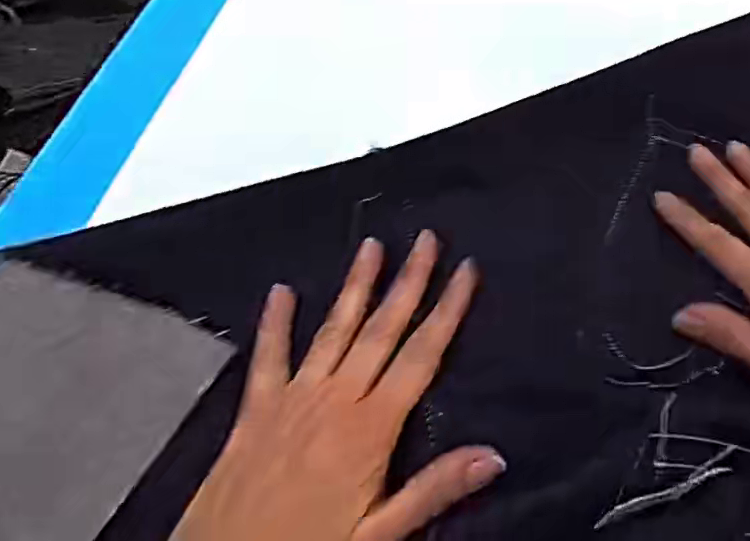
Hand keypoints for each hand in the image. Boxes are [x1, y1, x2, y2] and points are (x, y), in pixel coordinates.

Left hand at [171, 232, 501, 540]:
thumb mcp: (375, 538)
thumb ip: (434, 490)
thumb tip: (496, 455)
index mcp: (371, 427)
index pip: (422, 353)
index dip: (449, 308)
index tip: (467, 268)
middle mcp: (335, 402)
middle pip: (383, 329)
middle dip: (409, 280)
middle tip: (427, 237)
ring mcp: (291, 404)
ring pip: (334, 332)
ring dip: (356, 286)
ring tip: (372, 246)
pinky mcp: (252, 417)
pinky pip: (266, 362)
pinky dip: (274, 325)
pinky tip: (281, 292)